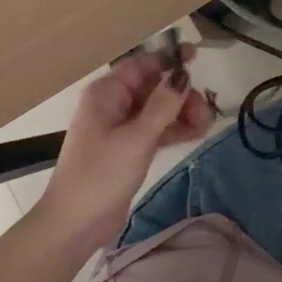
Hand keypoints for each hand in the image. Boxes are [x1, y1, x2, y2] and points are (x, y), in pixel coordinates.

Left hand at [30, 49, 212, 249]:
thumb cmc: (101, 175)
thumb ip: (162, 106)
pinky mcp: (130, 149)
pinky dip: (175, 129)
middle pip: (153, 86)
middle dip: (180, 93)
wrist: (76, 223)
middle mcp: (113, 104)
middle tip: (205, 111)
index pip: (141, 65)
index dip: (168, 60)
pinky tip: (197, 133)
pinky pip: (157, 130)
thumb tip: (182, 74)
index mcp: (106, 93)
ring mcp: (121, 128)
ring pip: (158, 109)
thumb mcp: (136, 139)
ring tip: (206, 126)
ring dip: (182, 112)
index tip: (197, 58)